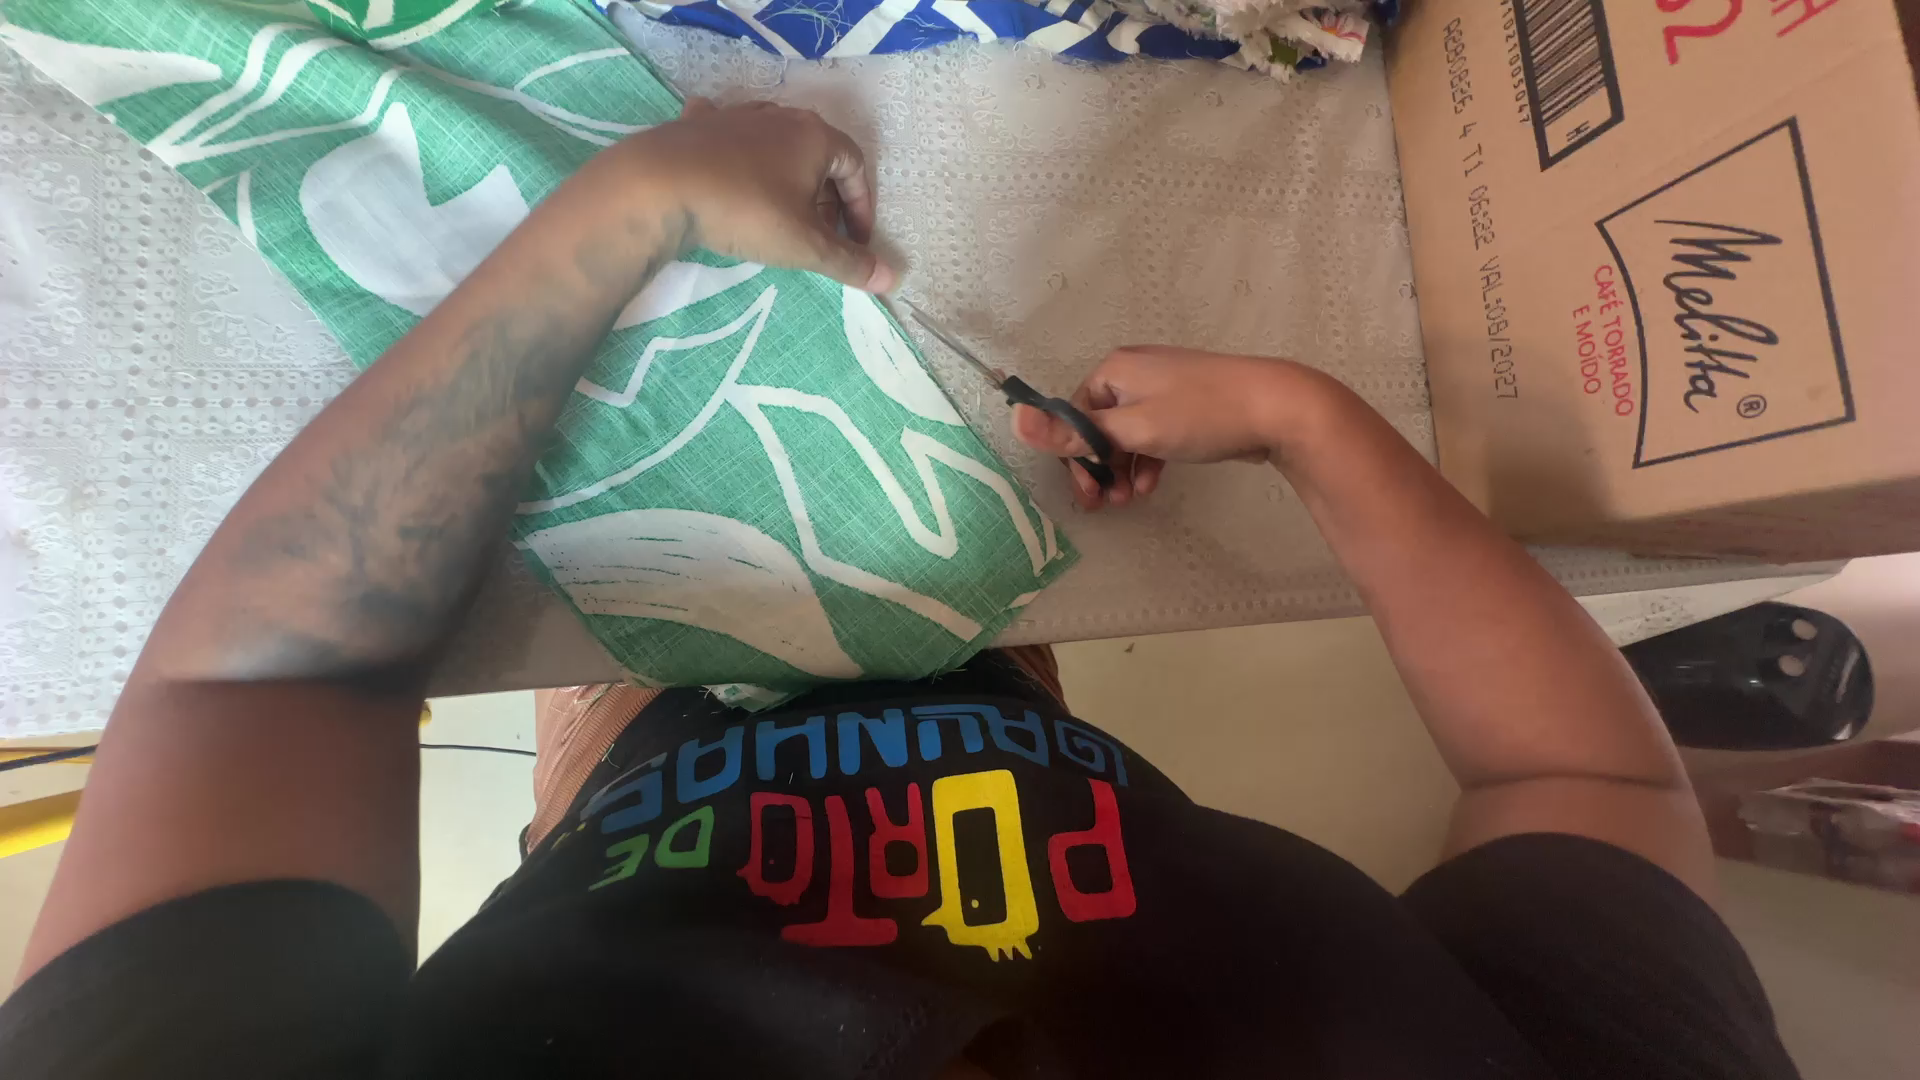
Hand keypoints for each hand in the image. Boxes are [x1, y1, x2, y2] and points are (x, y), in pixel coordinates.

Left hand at [611, 98, 895, 292]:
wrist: (660, 187)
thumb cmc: (748, 212)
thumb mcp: (807, 246)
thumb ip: (850, 263)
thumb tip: (891, 279)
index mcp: (814, 137)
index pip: (855, 167)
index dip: (862, 207)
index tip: (857, 242)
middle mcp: (779, 117)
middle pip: (819, 156)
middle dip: (827, 198)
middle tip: (822, 237)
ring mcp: (736, 116)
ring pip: (778, 146)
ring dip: (790, 180)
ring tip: (784, 216)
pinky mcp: (697, 125)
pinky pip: (731, 136)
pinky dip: (743, 156)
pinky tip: (734, 172)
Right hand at [1012, 346, 1320, 509]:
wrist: (1279, 407)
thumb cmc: (1199, 414)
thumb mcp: (1132, 429)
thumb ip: (1074, 432)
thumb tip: (1015, 419)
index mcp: (1114, 371)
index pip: (1073, 417)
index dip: (1074, 458)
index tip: (1086, 493)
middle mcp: (1133, 374)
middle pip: (1097, 427)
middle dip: (1099, 468)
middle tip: (1106, 504)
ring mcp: (1161, 390)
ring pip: (1125, 436)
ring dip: (1121, 470)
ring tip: (1130, 499)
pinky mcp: (1184, 407)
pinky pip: (1150, 436)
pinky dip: (1145, 461)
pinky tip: (1150, 485)